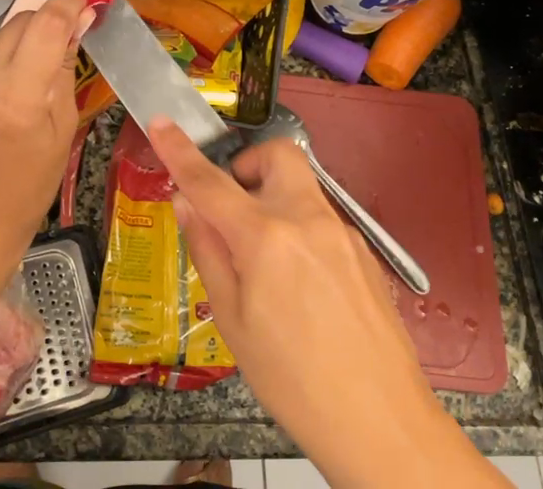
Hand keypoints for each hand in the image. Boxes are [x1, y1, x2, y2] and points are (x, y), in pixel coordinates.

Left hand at [0, 0, 90, 262]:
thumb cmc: (32, 182)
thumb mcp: (64, 127)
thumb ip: (65, 67)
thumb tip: (79, 20)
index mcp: (18, 98)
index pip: (47, 23)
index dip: (71, 4)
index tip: (89, 1)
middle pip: (24, 21)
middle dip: (50, 23)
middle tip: (70, 40)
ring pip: (3, 34)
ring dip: (25, 41)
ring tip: (36, 73)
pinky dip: (3, 59)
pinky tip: (8, 87)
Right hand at [145, 119, 502, 488]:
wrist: (381, 420)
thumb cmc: (292, 379)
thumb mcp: (232, 322)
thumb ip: (208, 252)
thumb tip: (188, 204)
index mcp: (267, 238)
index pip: (210, 181)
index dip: (179, 150)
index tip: (161, 123)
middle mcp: (308, 220)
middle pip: (277, 157)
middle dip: (247, 166)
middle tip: (231, 208)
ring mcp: (343, 233)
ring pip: (300, 188)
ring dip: (272, 199)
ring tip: (260, 260)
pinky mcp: (364, 252)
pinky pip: (320, 221)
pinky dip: (297, 230)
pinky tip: (297, 288)